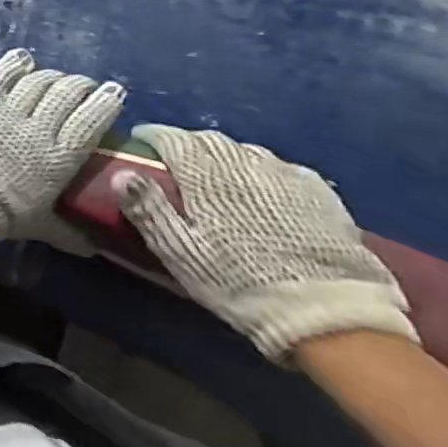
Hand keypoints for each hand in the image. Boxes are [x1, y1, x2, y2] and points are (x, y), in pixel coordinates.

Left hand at [0, 49, 125, 245]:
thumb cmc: (3, 213)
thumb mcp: (43, 225)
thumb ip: (70, 233)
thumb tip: (94, 249)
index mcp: (62, 155)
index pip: (94, 116)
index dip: (107, 100)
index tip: (113, 93)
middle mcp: (41, 128)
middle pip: (68, 92)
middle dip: (79, 85)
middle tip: (79, 87)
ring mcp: (9, 113)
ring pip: (38, 81)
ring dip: (50, 76)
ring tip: (53, 79)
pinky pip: (0, 76)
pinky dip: (13, 64)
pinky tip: (21, 59)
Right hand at [117, 124, 416, 359]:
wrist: (326, 311)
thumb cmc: (235, 280)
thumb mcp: (178, 250)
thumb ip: (147, 209)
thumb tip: (121, 173)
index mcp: (207, 178)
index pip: (174, 140)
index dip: (153, 135)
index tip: (139, 139)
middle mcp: (247, 167)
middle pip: (212, 141)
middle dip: (187, 142)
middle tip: (172, 155)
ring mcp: (288, 179)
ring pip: (247, 150)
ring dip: (224, 153)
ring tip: (214, 169)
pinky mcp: (320, 196)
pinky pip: (283, 167)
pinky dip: (261, 168)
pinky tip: (262, 184)